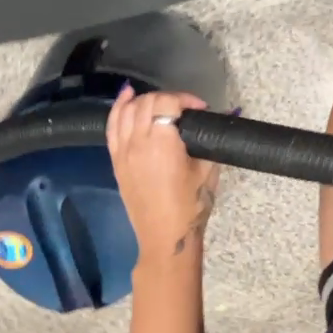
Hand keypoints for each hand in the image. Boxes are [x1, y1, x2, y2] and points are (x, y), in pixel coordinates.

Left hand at [106, 85, 219, 265]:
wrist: (165, 236)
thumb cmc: (191, 204)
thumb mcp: (208, 169)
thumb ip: (209, 139)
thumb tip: (220, 117)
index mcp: (161, 143)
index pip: (167, 102)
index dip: (185, 98)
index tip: (200, 109)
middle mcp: (138, 142)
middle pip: (147, 102)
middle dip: (168, 98)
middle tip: (185, 111)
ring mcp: (123, 151)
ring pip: (128, 111)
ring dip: (145, 100)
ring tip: (161, 101)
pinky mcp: (116, 160)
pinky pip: (112, 126)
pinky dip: (119, 108)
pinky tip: (127, 96)